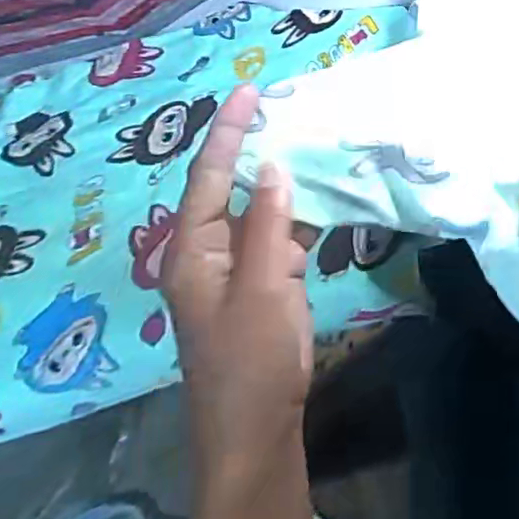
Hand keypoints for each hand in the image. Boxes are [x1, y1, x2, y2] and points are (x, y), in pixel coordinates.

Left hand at [162, 84, 313, 451]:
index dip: (228, 130)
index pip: (209, 176)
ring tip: (309, 137)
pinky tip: (325, 191)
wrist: (258, 428)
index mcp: (193, 251)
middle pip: (232, 186)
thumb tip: (275, 166)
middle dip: (254, 145)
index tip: (249, 90)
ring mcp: (238, 266)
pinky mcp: (264, 280)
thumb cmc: (252, 358)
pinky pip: (281, 232)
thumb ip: (269, 223)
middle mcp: (210, 251)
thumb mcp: (263, 287)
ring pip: (261, 208)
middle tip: (283, 104)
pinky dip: (300, 211)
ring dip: (283, 177)